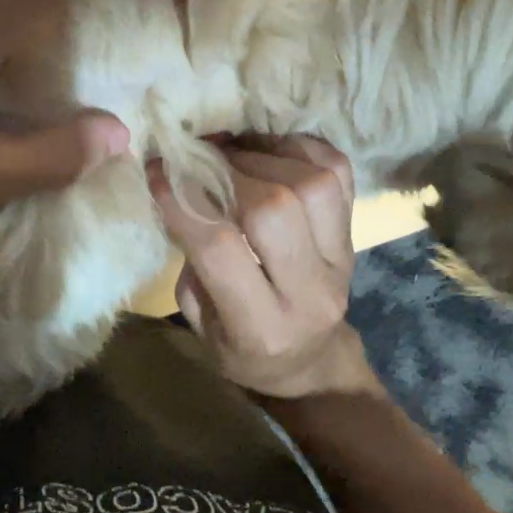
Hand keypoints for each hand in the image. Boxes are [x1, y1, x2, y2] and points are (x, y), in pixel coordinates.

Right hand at [151, 135, 380, 400]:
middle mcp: (307, 293)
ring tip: (233, 153)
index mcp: (258, 328)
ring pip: (311, 184)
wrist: (311, 362)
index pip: (220, 250)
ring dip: (265, 157)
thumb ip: (193, 266)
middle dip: (228, 173)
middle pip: (273, 209)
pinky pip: (338, 174)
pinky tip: (269, 151)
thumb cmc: (243, 350)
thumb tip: (182, 192)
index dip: (184, 202)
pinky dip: (302, 149)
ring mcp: (339, 262)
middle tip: (200, 159)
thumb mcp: (201, 327)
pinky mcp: (353, 237)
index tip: (159, 170)